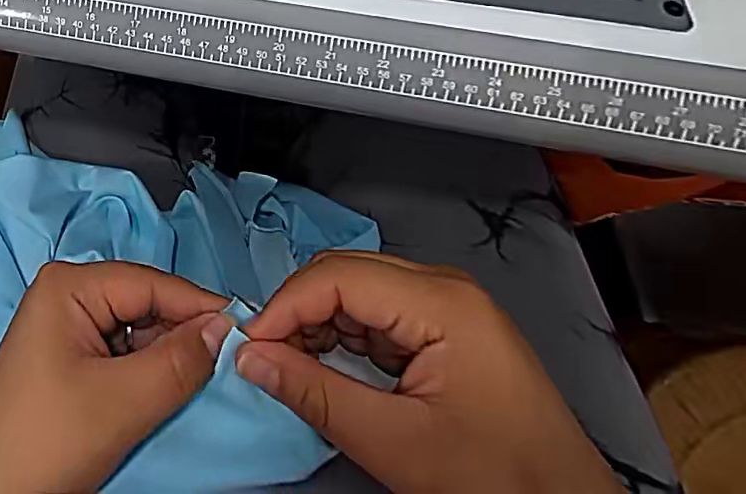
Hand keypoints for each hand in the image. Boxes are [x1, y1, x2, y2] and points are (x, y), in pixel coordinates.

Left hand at [0, 260, 231, 493]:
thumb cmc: (46, 440)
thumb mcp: (121, 402)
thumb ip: (177, 362)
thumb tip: (221, 329)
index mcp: (68, 284)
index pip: (147, 282)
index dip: (196, 304)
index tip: (243, 327)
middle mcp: (65, 292)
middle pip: (141, 301)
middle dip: (180, 330)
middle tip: (226, 360)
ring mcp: (64, 322)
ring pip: (133, 327)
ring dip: (164, 352)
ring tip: (198, 378)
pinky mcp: (68, 353)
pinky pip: (120, 349)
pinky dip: (146, 367)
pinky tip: (165, 387)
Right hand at [235, 251, 615, 493]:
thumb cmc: (497, 483)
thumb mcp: (398, 445)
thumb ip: (315, 394)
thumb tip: (248, 358)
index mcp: (441, 300)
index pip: (336, 277)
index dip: (284, 306)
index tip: (249, 344)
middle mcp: (442, 284)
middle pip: (343, 273)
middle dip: (298, 311)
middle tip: (267, 355)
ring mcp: (446, 300)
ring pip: (354, 288)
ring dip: (318, 322)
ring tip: (295, 365)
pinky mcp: (444, 322)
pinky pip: (375, 309)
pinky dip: (343, 334)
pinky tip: (330, 365)